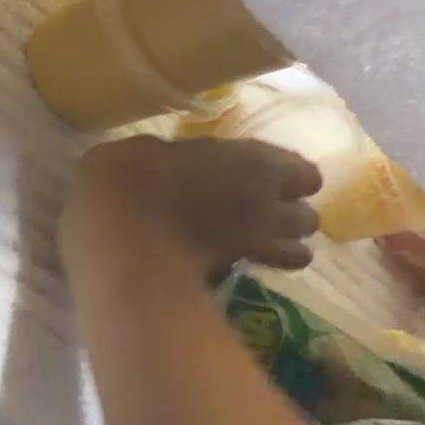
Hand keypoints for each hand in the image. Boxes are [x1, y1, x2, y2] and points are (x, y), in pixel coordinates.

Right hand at [60, 135, 322, 284]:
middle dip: (286, 216)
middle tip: (251, 214)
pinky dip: (243, 268)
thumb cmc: (127, 180)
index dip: (283, 176)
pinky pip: (251, 270)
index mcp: (254, 162)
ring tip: (247, 245)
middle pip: (306, 216)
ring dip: (276, 247)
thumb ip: (170, 156)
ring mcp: (253, 243)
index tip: (255, 177)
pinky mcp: (230, 274)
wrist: (118, 237)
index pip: (302, 172)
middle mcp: (268, 203)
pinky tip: (219, 264)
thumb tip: (167, 161)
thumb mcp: (137, 149)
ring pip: (295, 251)